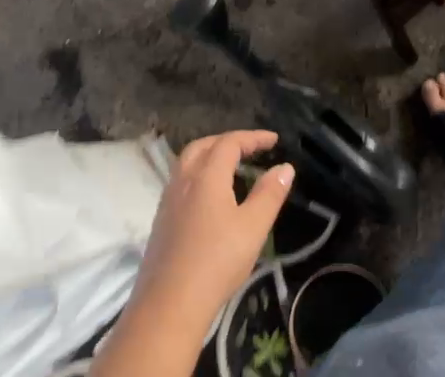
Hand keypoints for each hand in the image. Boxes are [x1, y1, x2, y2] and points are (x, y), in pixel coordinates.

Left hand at [132, 130, 295, 325]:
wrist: (168, 306)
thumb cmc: (217, 262)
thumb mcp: (254, 227)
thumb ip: (270, 193)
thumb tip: (284, 166)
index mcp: (206, 177)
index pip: (229, 143)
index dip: (253, 138)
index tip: (274, 140)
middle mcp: (183, 182)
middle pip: (202, 147)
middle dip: (227, 141)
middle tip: (250, 148)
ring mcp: (167, 203)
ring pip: (186, 165)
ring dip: (209, 157)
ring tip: (232, 169)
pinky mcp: (160, 223)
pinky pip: (180, 184)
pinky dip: (199, 177)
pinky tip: (210, 199)